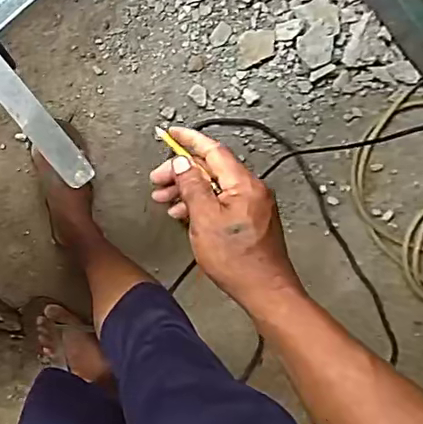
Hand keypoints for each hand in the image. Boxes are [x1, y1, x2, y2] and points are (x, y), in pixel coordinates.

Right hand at [150, 126, 305, 309]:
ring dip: (187, 189)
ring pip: (214, 185)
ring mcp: (252, 205)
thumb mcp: (204, 218)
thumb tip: (180, 163)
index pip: (213, 150)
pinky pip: (220, 200)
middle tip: (158, 179)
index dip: (188, 140)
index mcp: (244, 185)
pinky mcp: (249, 219)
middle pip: (211, 168)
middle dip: (180, 171)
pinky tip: (184, 212)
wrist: (264, 290)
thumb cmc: (238, 261)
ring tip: (164, 199)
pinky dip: (199, 202)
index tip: (171, 133)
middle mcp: (252, 190)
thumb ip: (191, 186)